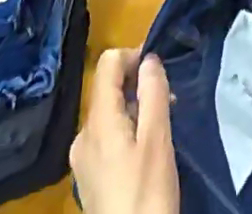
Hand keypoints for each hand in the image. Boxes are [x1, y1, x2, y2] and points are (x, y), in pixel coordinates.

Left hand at [71, 48, 178, 213]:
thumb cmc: (147, 194)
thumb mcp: (158, 140)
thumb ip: (153, 93)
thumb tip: (149, 58)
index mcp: (97, 120)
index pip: (108, 63)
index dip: (134, 57)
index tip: (160, 74)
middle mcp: (83, 134)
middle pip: (108, 88)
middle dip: (138, 86)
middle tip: (168, 104)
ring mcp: (82, 158)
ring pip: (109, 113)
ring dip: (135, 110)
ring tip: (161, 130)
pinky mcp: (88, 177)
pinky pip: (106, 137)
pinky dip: (127, 131)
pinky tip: (146, 154)